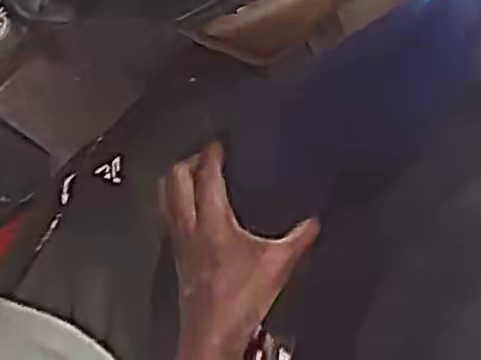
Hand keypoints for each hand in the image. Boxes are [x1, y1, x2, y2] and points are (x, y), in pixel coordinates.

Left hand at [161, 143, 319, 359]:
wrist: (212, 340)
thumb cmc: (239, 302)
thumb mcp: (279, 264)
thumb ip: (299, 237)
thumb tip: (315, 219)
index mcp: (213, 221)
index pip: (206, 173)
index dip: (212, 151)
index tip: (220, 141)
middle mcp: (190, 227)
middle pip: (175, 179)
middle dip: (189, 159)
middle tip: (206, 152)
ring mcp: (179, 243)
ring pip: (165, 198)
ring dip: (176, 180)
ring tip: (193, 171)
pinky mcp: (177, 258)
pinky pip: (169, 218)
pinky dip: (176, 203)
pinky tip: (192, 208)